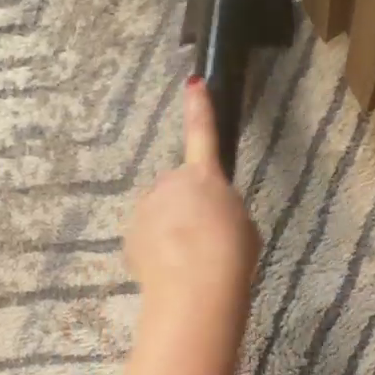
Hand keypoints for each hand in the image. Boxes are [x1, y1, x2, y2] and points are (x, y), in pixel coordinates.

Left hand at [124, 77, 258, 303]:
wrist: (195, 291)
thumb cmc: (230, 258)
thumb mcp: (244, 228)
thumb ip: (225, 211)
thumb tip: (209, 219)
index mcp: (205, 176)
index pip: (203, 133)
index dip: (200, 107)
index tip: (193, 83)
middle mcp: (170, 184)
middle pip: (179, 188)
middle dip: (188, 206)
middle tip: (205, 239)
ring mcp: (146, 209)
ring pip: (160, 214)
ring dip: (171, 230)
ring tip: (188, 261)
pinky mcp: (130, 235)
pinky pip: (147, 238)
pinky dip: (156, 251)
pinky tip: (170, 271)